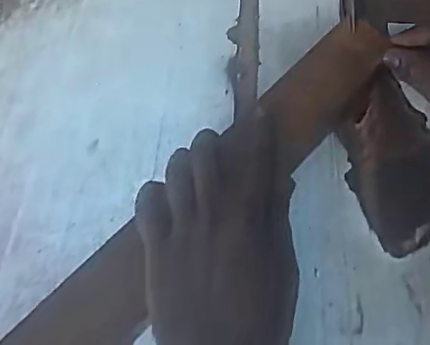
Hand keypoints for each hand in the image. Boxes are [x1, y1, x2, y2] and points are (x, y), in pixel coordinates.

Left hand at [136, 115, 297, 344]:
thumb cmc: (260, 317)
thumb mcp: (283, 269)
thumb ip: (279, 220)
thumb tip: (282, 179)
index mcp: (248, 219)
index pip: (255, 159)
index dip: (259, 131)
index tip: (259, 112)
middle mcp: (211, 214)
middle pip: (206, 154)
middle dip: (212, 141)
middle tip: (217, 149)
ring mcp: (180, 231)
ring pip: (176, 170)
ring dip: (185, 164)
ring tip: (191, 174)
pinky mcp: (155, 251)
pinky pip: (146, 203)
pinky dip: (154, 193)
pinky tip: (165, 202)